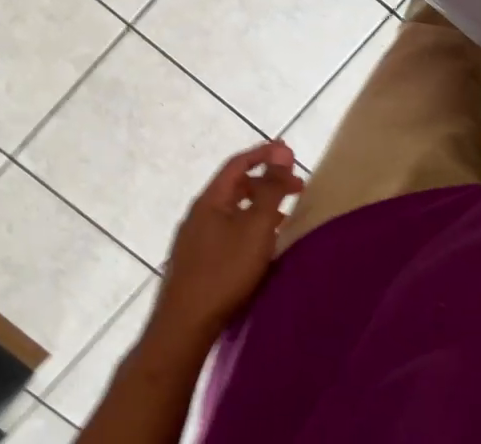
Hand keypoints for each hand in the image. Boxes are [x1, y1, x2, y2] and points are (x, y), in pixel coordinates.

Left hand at [151, 141, 304, 348]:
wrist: (184, 328)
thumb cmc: (225, 271)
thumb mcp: (257, 225)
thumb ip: (270, 187)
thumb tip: (281, 151)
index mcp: (210, 201)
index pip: (238, 164)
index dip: (264, 153)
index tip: (291, 152)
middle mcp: (198, 216)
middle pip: (235, 186)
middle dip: (267, 181)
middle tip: (296, 187)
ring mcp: (194, 241)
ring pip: (232, 210)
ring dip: (260, 205)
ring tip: (284, 214)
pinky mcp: (196, 262)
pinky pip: (228, 230)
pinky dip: (249, 225)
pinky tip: (261, 244)